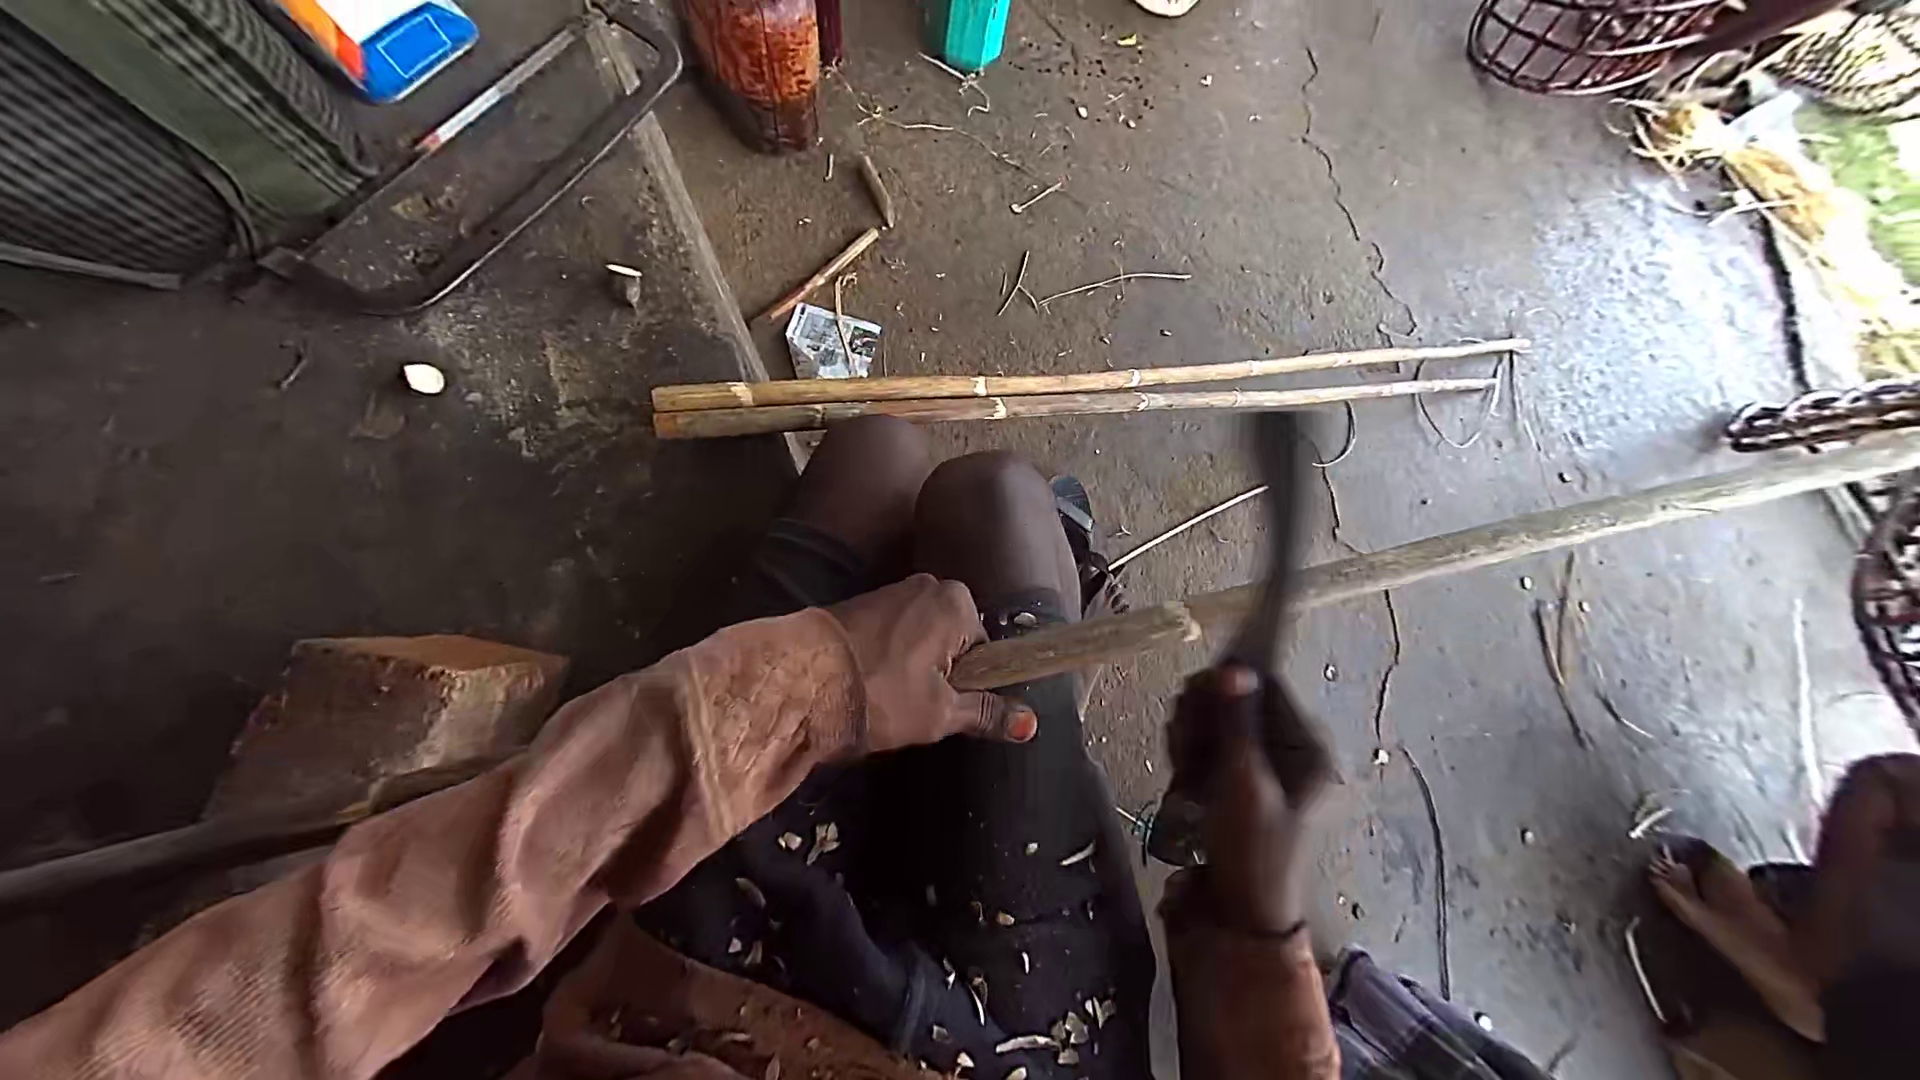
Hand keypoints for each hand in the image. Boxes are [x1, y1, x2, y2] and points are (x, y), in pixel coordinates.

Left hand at [827, 574, 1038, 754]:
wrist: (800, 679)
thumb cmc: (881, 692)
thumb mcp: (940, 712)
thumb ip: (987, 712)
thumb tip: (1032, 724)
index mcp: (957, 602)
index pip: (984, 649)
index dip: (968, 683)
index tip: (943, 704)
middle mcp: (929, 584)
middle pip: (952, 640)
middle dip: (939, 672)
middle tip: (914, 703)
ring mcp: (892, 589)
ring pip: (921, 636)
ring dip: (913, 664)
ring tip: (887, 693)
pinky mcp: (862, 600)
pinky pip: (893, 630)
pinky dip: (889, 654)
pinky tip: (869, 677)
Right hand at [1167, 663, 1328, 934]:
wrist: (1241, 907)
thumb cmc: (1252, 845)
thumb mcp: (1243, 781)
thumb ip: (1236, 723)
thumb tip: (1233, 668)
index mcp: (1308, 747)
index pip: (1266, 687)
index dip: (1225, 686)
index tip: (1189, 699)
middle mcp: (1290, 748)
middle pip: (1238, 702)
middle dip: (1203, 716)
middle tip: (1183, 741)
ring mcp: (1265, 763)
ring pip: (1219, 722)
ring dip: (1192, 734)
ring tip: (1183, 764)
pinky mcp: (1242, 776)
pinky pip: (1212, 743)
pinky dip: (1192, 751)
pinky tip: (1184, 771)